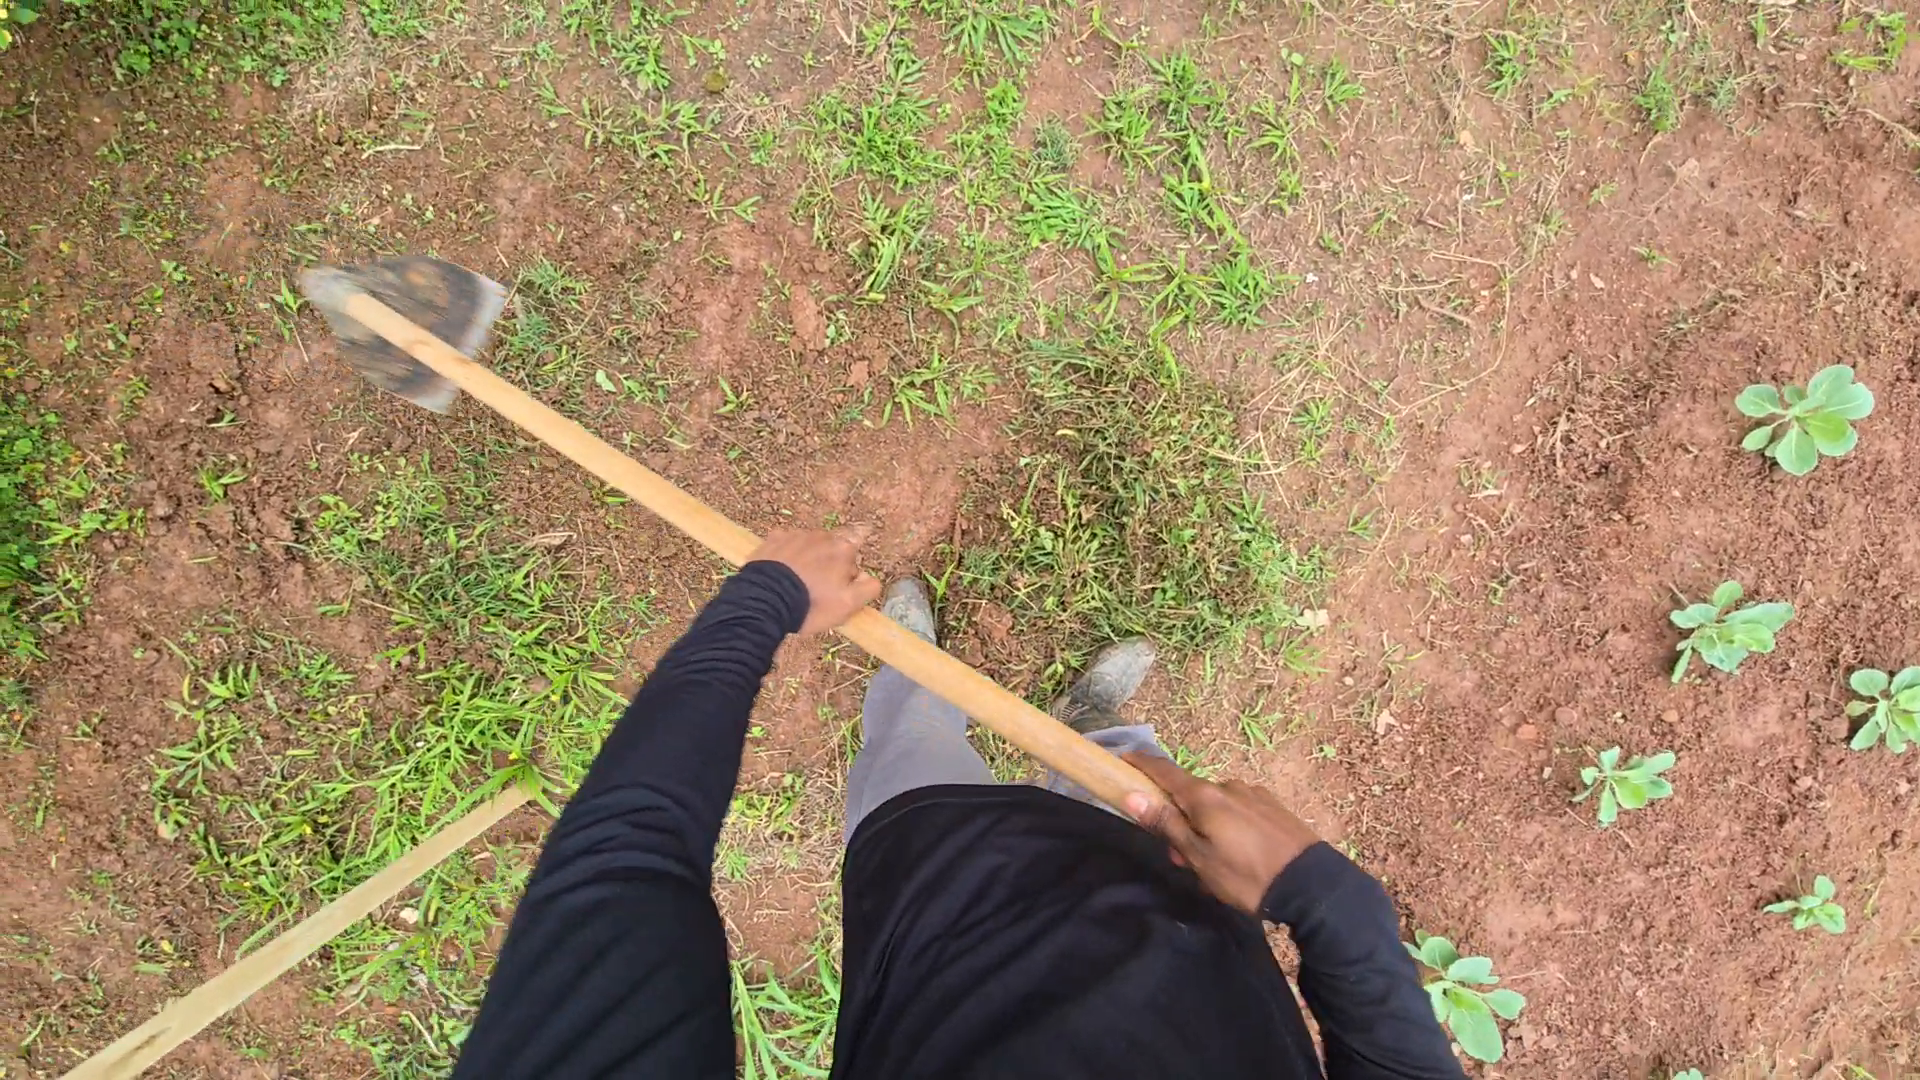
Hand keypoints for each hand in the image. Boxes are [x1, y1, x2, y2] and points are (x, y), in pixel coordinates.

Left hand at [747, 529, 881, 634]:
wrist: (765, 601)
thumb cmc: (811, 604)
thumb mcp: (848, 605)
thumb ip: (868, 588)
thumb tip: (869, 577)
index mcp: (844, 549)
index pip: (854, 555)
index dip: (848, 573)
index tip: (838, 587)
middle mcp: (823, 536)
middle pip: (832, 549)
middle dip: (828, 565)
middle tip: (817, 589)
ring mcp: (797, 535)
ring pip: (809, 546)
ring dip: (807, 560)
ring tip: (796, 584)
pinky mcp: (774, 539)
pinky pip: (786, 545)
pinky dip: (786, 556)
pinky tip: (781, 575)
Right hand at [1121, 752, 1320, 915]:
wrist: (1314, 886)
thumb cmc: (1247, 875)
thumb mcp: (1199, 857)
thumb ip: (1166, 824)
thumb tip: (1132, 794)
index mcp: (1203, 796)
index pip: (1162, 769)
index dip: (1139, 763)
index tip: (1122, 760)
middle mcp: (1226, 785)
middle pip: (1188, 793)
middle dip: (1178, 818)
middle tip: (1180, 856)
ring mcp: (1252, 793)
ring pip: (1214, 805)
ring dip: (1204, 825)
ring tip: (1215, 864)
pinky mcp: (1272, 806)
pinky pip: (1237, 810)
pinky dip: (1228, 826)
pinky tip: (1241, 854)